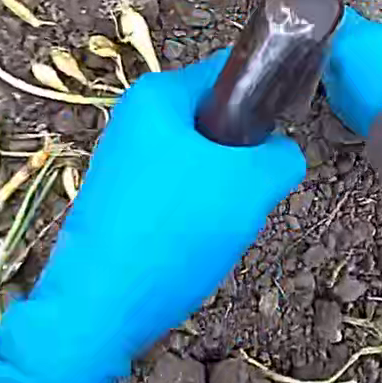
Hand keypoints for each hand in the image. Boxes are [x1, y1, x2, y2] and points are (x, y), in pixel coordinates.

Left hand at [0, 52, 305, 382]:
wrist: (97, 312)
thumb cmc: (176, 230)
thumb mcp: (253, 185)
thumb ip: (284, 156)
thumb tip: (280, 155)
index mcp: (159, 96)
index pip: (232, 70)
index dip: (267, 96)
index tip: (282, 136)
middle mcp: (135, 117)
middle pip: (220, 119)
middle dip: (244, 155)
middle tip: (249, 192)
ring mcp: (124, 158)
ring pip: (204, 158)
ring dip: (224, 188)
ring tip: (219, 223)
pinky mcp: (120, 196)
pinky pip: (180, 187)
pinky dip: (197, 209)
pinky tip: (195, 240)